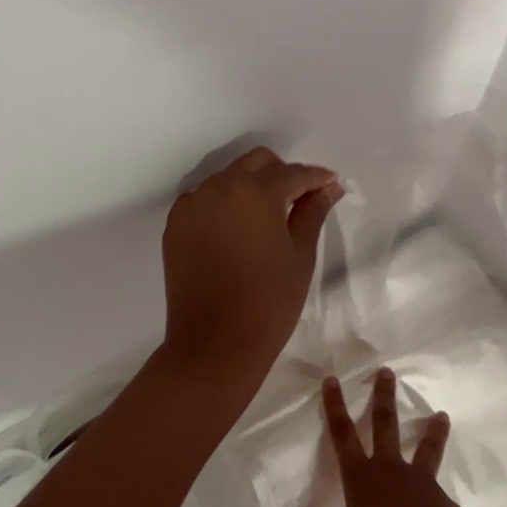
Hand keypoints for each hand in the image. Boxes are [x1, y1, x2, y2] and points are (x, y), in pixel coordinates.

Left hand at [160, 147, 343, 381]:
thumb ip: (312, 212)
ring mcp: (193, 203)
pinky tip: (236, 232)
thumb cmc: (269, 301)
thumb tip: (328, 187)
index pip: (293, 173)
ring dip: (250, 187)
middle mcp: (220, 186)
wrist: (214, 343)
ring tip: (266, 219)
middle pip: (257, 163)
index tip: (330, 184)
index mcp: (256, 191)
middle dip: (281, 174)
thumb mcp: (300, 255)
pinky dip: (224, 205)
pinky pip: (205, 200)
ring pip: (228, 178)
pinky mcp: (176, 223)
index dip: (315, 178)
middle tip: (299, 200)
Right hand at [323, 368, 489, 506]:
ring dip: (433, 433)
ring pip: (427, 451)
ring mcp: (422, 485)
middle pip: (385, 425)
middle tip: (387, 371)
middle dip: (384, 397)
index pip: (342, 436)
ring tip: (443, 415)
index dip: (334, 406)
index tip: (332, 379)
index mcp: (361, 482)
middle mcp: (390, 473)